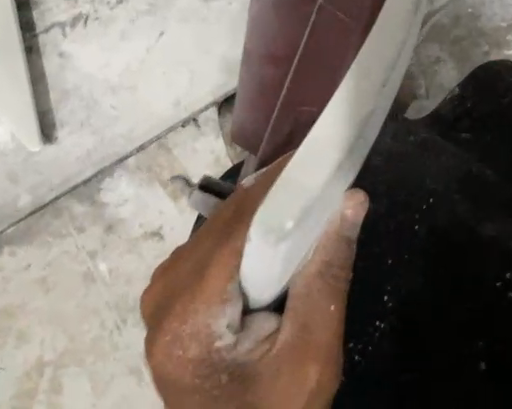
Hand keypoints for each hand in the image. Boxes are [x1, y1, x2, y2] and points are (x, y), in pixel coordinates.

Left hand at [141, 159, 368, 408]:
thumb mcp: (311, 355)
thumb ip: (326, 275)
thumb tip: (351, 199)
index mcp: (187, 319)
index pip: (236, 229)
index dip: (277, 186)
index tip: (315, 154)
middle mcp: (161, 299)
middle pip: (224, 226)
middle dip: (274, 198)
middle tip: (320, 172)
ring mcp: (160, 299)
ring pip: (217, 233)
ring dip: (262, 214)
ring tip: (306, 195)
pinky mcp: (170, 302)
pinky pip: (211, 250)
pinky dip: (247, 235)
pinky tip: (278, 231)